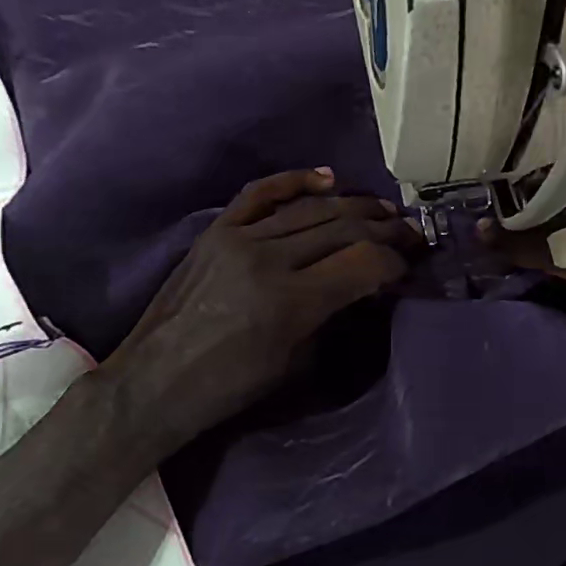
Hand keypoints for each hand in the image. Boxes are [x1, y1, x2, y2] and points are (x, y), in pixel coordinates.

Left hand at [105, 167, 422, 452]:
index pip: (362, 262)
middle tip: (411, 234)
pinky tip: (328, 178)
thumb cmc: (230, 388)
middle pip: (343, 227)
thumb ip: (335, 315)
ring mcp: (238, 238)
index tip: (409, 267)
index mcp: (291, 302)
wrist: (154, 382)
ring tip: (384, 209)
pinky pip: (260, 193)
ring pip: (310, 208)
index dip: (394, 262)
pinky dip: (295, 180)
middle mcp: (268, 259)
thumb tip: (369, 286)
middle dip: (386, 230)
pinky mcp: (216, 231)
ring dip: (354, 205)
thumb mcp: (296, 363)